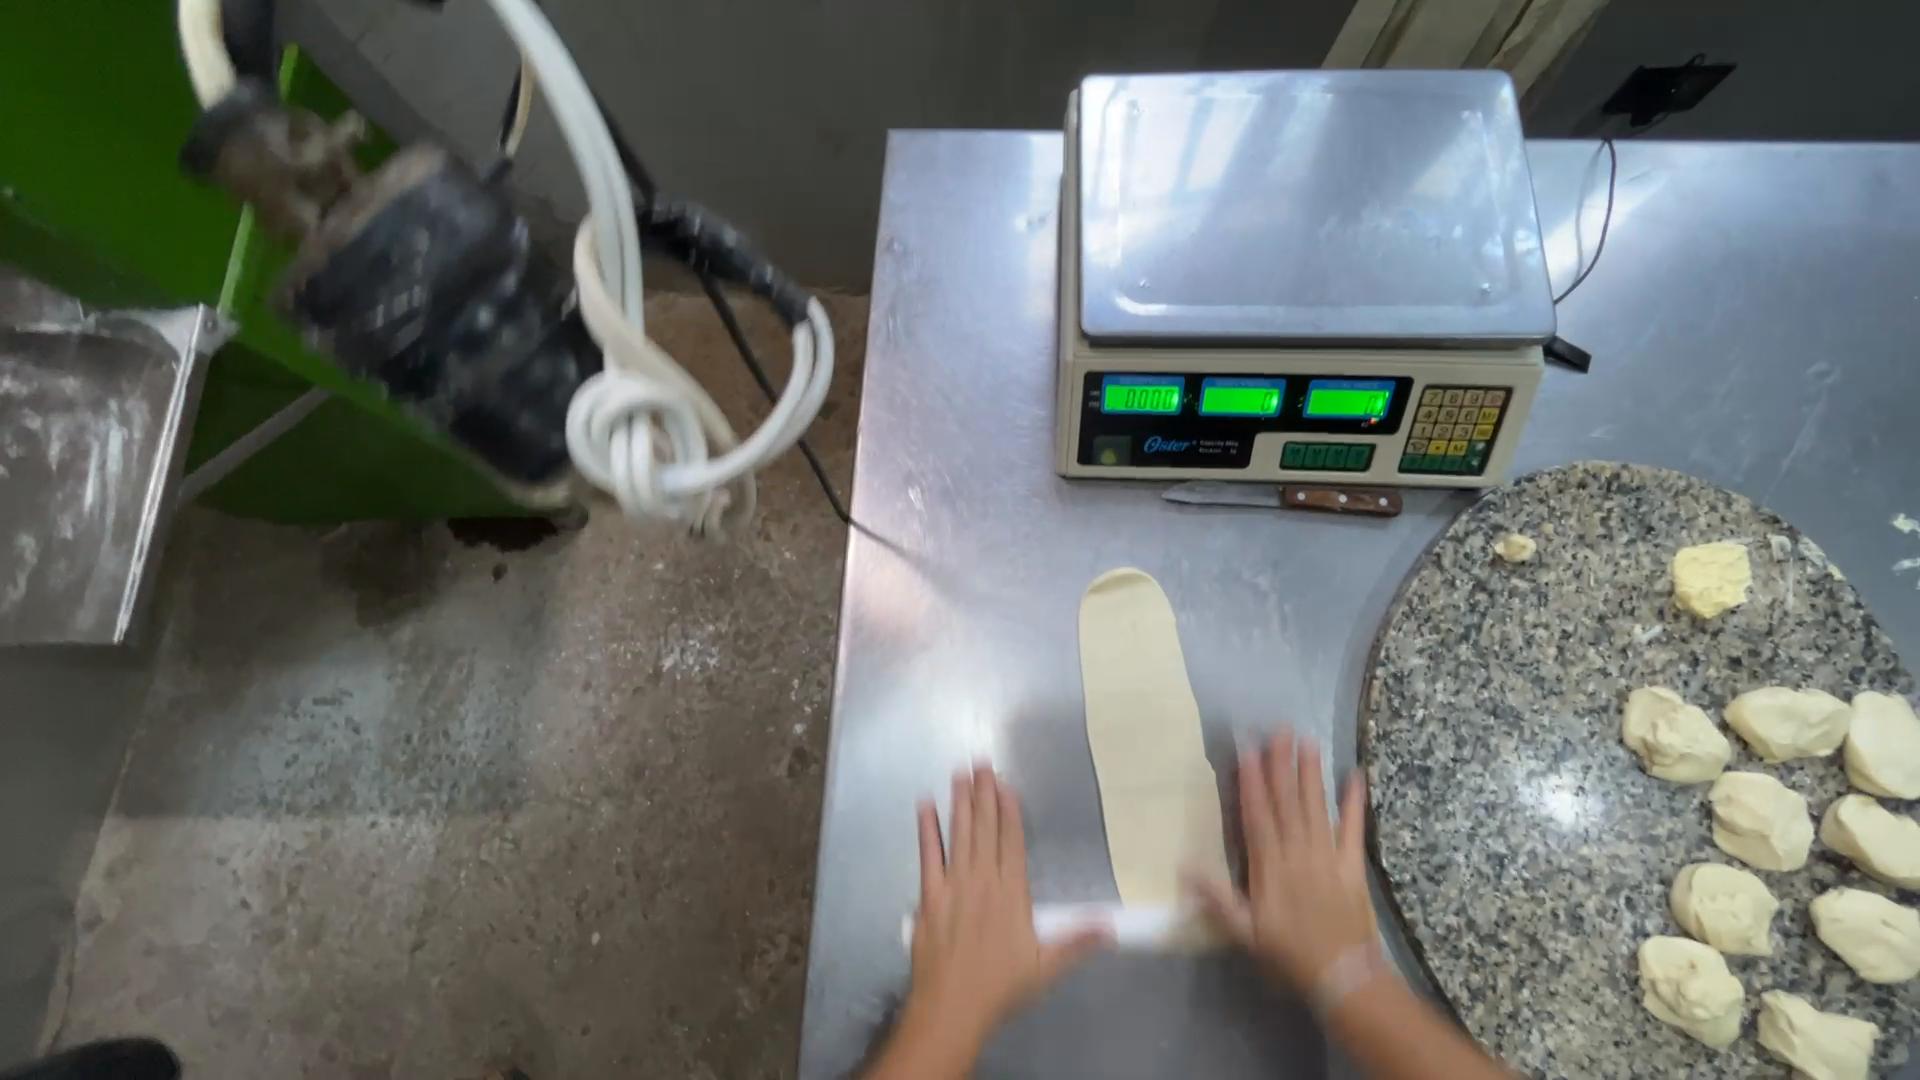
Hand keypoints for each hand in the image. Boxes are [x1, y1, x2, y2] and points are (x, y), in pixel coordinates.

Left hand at [903, 765, 1109, 1045]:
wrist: (951, 1008)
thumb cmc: (1000, 986)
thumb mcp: (1046, 967)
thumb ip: (1077, 941)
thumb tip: (1112, 925)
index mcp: (1011, 892)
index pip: (1011, 841)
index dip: (1008, 810)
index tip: (1005, 783)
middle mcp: (982, 879)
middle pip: (984, 828)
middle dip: (983, 793)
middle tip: (981, 762)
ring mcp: (953, 884)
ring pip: (958, 834)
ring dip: (959, 802)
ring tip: (960, 773)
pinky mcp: (928, 895)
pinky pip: (928, 856)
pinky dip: (926, 830)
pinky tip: (925, 806)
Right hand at [1190, 731, 1378, 994]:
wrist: (1344, 977)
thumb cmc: (1288, 952)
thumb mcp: (1244, 931)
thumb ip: (1216, 896)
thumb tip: (1183, 866)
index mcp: (1269, 864)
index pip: (1257, 813)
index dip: (1251, 780)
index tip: (1247, 749)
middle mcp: (1297, 851)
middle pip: (1287, 800)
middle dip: (1280, 764)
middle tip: (1278, 730)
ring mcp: (1327, 854)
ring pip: (1315, 806)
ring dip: (1311, 773)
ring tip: (1307, 741)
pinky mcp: (1352, 864)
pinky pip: (1353, 828)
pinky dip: (1355, 802)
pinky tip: (1356, 776)